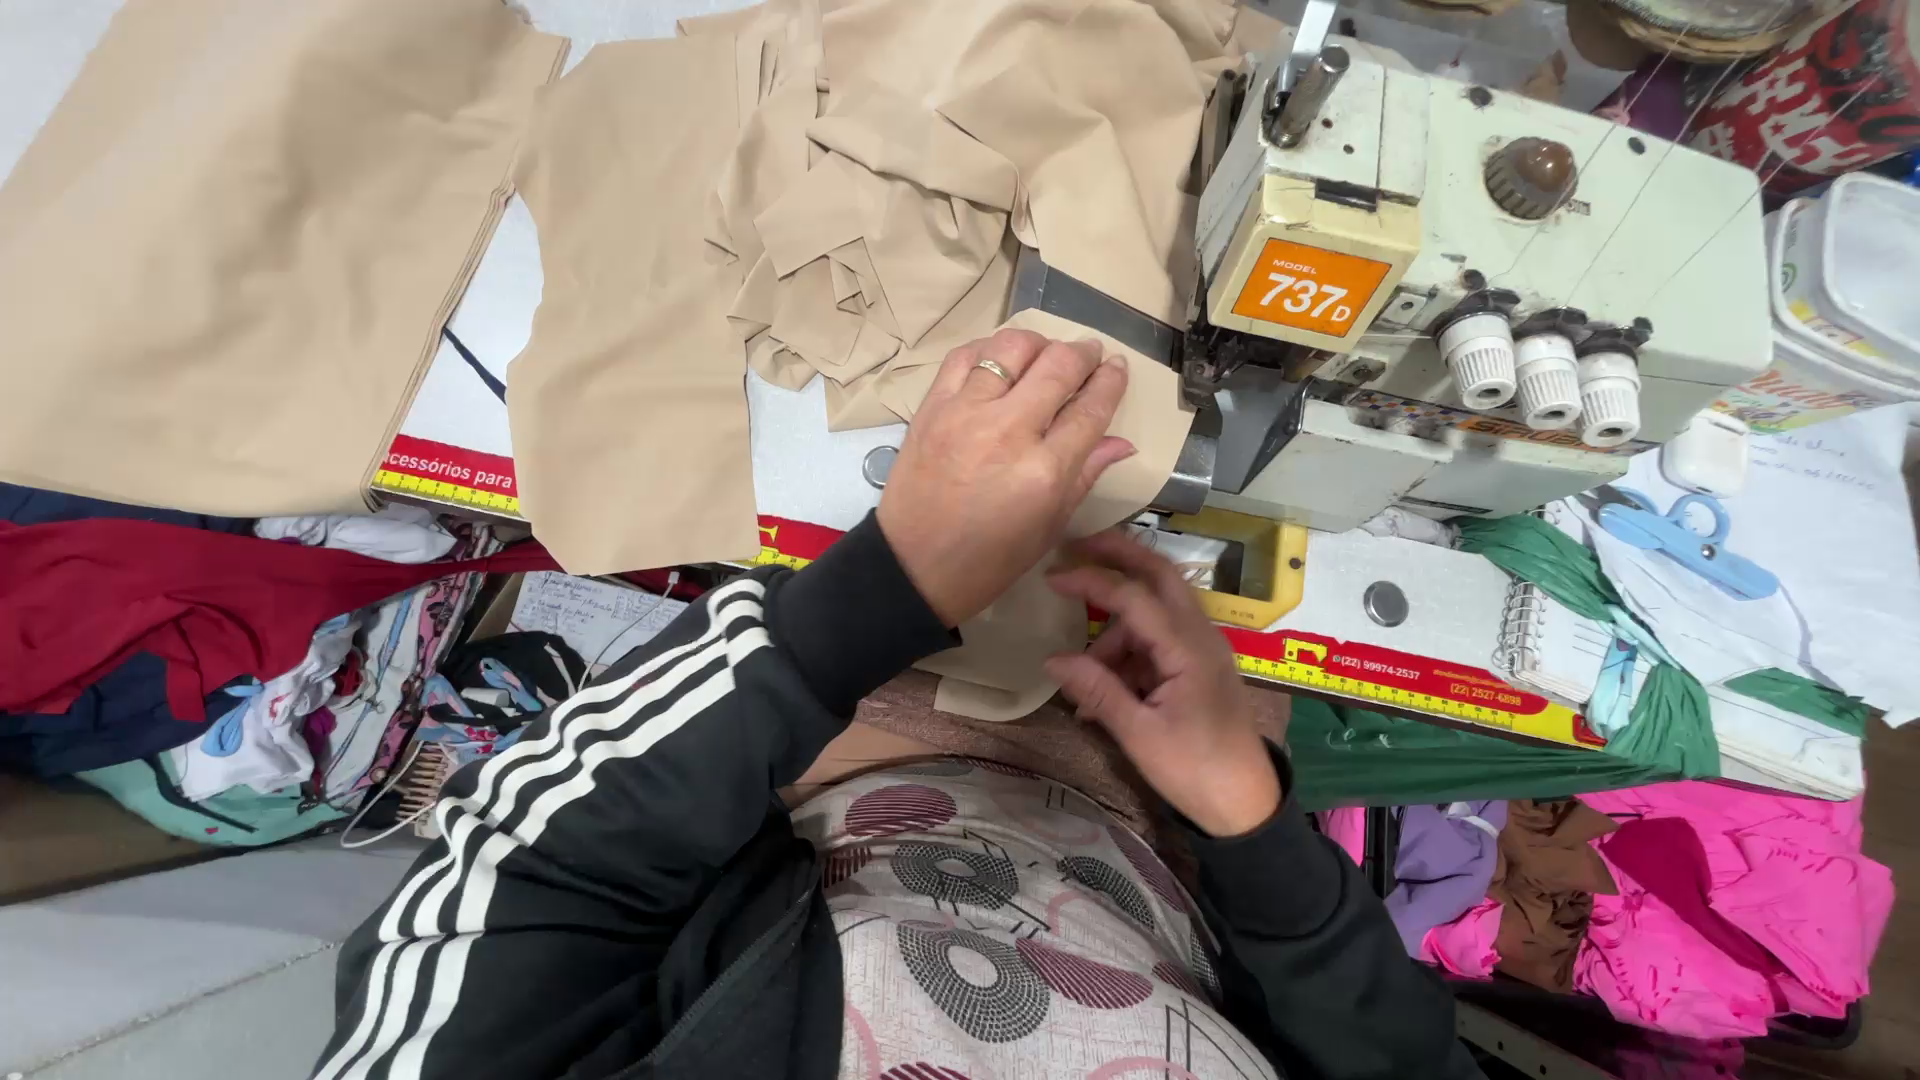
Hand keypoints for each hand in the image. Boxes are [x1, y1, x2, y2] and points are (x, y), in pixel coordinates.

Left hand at [877, 329, 1134, 626]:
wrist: (914, 566)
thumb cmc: (990, 560)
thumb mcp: (1049, 527)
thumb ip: (1085, 475)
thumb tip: (1122, 442)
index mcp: (1045, 471)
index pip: (1091, 409)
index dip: (1110, 381)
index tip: (1116, 367)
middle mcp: (1008, 431)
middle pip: (1058, 366)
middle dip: (1083, 353)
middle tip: (1089, 354)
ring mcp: (965, 413)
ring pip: (1012, 347)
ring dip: (1039, 344)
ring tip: (1045, 354)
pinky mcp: (932, 407)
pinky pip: (964, 355)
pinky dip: (988, 348)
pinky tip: (1000, 360)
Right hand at [1044, 530, 1282, 836]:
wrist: (1246, 805)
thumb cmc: (1194, 770)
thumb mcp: (1139, 734)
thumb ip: (1096, 690)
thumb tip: (1052, 660)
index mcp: (1188, 649)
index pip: (1134, 596)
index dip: (1091, 580)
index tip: (1051, 576)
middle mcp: (1200, 636)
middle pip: (1159, 575)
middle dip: (1118, 555)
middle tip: (1076, 546)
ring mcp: (1202, 648)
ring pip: (1153, 612)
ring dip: (1114, 630)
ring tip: (1083, 678)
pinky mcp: (1198, 665)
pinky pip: (1157, 640)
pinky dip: (1128, 653)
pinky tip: (1104, 692)